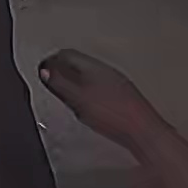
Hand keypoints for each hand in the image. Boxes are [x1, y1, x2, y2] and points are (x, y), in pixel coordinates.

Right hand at [38, 49, 182, 160]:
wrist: (145, 134)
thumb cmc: (110, 114)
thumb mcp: (78, 99)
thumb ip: (59, 83)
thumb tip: (44, 69)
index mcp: (93, 66)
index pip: (67, 53)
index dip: (51, 60)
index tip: (41, 73)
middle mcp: (106, 70)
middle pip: (78, 63)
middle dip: (63, 71)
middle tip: (52, 84)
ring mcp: (118, 84)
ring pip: (89, 76)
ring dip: (75, 82)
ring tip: (67, 97)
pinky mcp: (125, 98)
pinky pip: (99, 87)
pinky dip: (88, 92)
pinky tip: (88, 108)